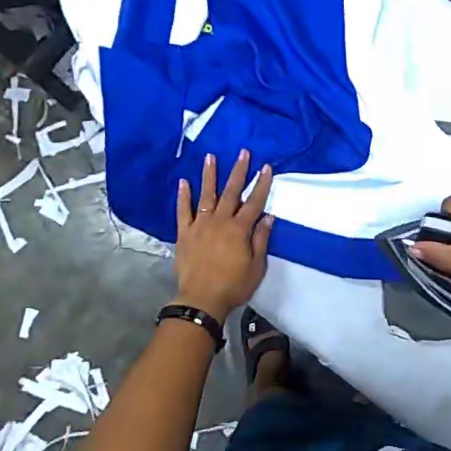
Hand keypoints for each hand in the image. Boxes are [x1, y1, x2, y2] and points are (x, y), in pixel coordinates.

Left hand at [172, 150, 274, 320]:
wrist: (202, 298)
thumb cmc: (234, 285)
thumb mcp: (257, 266)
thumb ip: (261, 239)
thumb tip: (268, 217)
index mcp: (240, 229)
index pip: (254, 202)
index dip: (261, 184)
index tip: (266, 167)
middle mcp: (220, 221)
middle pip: (231, 192)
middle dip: (239, 171)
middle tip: (243, 152)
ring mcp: (200, 225)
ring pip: (206, 195)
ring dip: (210, 175)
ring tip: (211, 156)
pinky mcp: (185, 233)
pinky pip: (183, 211)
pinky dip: (183, 196)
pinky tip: (183, 182)